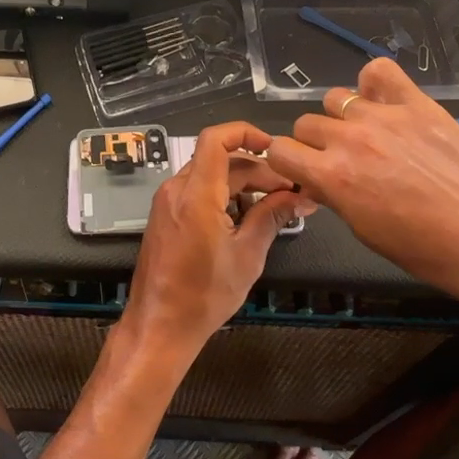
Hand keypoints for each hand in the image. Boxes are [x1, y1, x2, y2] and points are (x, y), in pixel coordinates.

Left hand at [124, 122, 316, 354]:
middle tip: (289, 193)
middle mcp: (176, 189)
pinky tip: (243, 220)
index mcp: (196, 194)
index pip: (215, 140)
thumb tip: (299, 196)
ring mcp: (167, 202)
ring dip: (241, 184)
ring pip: (209, 175)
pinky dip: (222, 196)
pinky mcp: (165, 215)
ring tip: (271, 209)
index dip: (245, 132)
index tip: (274, 148)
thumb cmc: (204, 295)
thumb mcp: (247, 256)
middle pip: (219, 160)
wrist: (159, 326)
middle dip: (256, 170)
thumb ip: (271, 218)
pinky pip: (196, 191)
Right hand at [264, 58, 458, 340]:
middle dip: (316, 143)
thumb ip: (335, 194)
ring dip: (343, 118)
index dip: (288, 162)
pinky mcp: (417, 104)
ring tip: (368, 134)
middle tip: (341, 159)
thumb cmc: (426, 250)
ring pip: (336, 98)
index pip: (279, 150)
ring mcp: (384, 117)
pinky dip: (374, 83)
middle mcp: (350, 139)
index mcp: (333, 176)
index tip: (305, 170)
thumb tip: (320, 177)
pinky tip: (382, 100)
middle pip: (306, 123)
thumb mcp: (364, 231)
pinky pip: (380, 71)